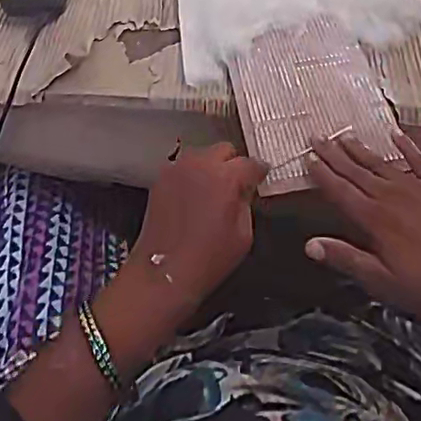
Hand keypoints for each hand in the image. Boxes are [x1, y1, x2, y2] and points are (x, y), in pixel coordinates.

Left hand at [126, 143, 267, 320]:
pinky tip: (192, 196)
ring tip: (212, 191)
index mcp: (226, 177)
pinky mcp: (160, 178)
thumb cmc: (208, 258)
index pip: (251, 163)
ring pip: (201, 155)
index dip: (259, 172)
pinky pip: (183, 167)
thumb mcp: (244, 234)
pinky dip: (191, 175)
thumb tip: (244, 189)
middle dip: (233, 164)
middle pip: (224, 150)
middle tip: (235, 185)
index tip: (260, 178)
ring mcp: (177, 168)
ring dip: (210, 167)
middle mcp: (199, 164)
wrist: (165, 270)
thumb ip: (246, 202)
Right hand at [305, 133, 420, 331]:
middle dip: (335, 154)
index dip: (322, 174)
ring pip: (383, 164)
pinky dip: (407, 148)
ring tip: (345, 135)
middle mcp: (395, 198)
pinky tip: (397, 136)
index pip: (341, 191)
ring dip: (362, 149)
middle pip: (358, 172)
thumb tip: (309, 243)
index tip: (307, 157)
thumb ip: (347, 260)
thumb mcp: (386, 284)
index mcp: (377, 220)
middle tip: (317, 136)